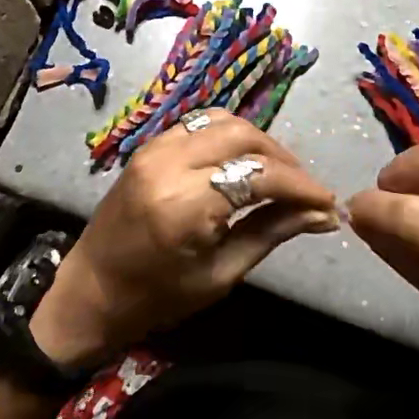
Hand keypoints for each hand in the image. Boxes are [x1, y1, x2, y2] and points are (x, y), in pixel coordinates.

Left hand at [31, 109, 339, 367]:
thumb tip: (321, 215)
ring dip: (256, 141)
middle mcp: (168, 162)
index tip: (328, 203)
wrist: (91, 289)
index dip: (301, 185)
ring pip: (221, 120)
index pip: (259, 174)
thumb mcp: (220, 273)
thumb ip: (270, 232)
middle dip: (282, 158)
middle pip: (243, 135)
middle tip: (304, 189)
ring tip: (279, 174)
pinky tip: (243, 160)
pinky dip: (227, 135)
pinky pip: (198, 124)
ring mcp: (154, 148)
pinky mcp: (148, 146)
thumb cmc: (156, 297)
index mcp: (185, 203)